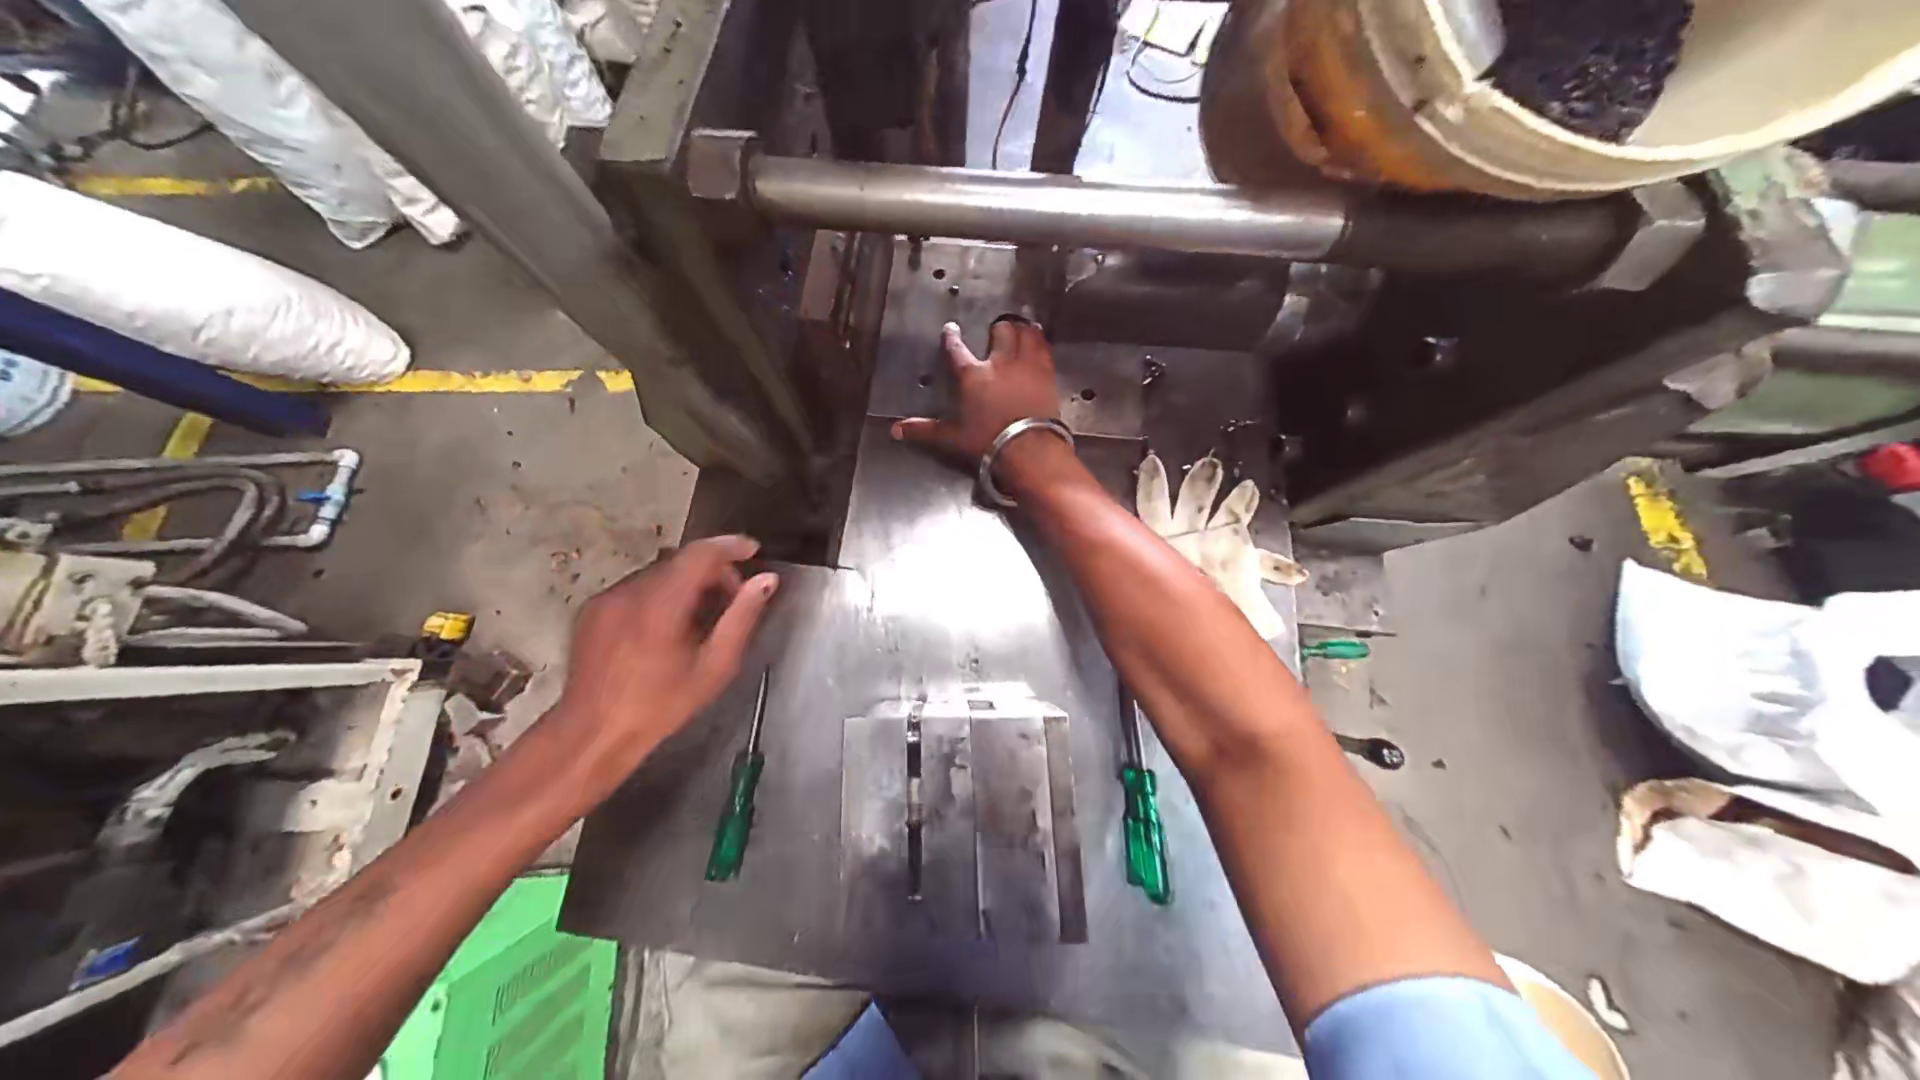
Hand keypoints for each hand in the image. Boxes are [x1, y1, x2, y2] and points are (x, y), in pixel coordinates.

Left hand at [551, 535, 778, 774]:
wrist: (594, 733)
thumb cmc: (661, 705)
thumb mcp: (715, 666)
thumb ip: (743, 617)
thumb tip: (766, 580)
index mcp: (662, 605)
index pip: (700, 554)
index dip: (730, 546)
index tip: (752, 550)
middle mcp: (630, 592)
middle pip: (680, 561)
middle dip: (712, 572)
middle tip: (732, 601)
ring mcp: (607, 599)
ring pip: (659, 574)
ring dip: (686, 584)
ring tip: (700, 618)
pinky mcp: (592, 609)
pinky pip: (636, 588)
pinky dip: (660, 595)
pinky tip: (667, 628)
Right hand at [892, 318, 1058, 460]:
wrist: (1028, 447)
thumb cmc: (988, 442)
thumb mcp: (953, 437)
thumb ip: (926, 430)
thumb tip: (895, 430)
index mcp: (972, 376)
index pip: (956, 349)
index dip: (951, 337)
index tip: (950, 329)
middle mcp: (999, 363)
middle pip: (999, 331)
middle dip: (996, 329)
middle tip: (995, 331)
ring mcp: (1025, 364)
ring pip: (1024, 332)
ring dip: (1020, 328)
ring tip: (1019, 327)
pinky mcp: (1046, 372)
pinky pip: (1043, 346)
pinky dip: (1039, 339)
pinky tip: (1038, 337)